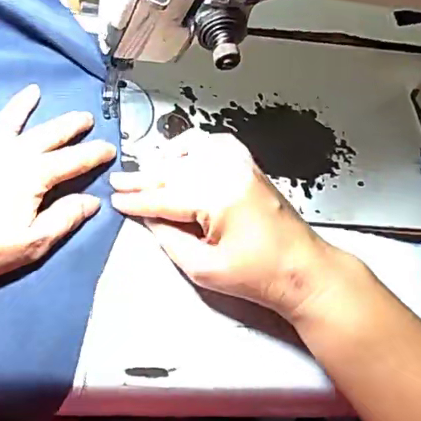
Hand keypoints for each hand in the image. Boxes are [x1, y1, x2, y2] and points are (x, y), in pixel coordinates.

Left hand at [0, 85, 114, 287]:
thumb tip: (91, 201)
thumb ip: (64, 218)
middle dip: (70, 125)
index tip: (109, 148)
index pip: (74, 160)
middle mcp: (12, 153)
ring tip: (33, 91)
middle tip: (84, 117)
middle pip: (48, 133)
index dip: (95, 153)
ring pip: (8, 120)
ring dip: (22, 105)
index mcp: (35, 175)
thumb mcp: (32, 242)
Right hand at [109, 130, 349, 320]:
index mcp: (218, 196)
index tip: (116, 201)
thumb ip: (170, 238)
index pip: (164, 195)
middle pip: (173, 169)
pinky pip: (214, 143)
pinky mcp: (250, 165)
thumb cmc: (260, 276)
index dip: (136, 200)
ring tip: (146, 172)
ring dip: (165, 160)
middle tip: (120, 183)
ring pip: (191, 149)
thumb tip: (150, 217)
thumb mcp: (203, 268)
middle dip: (143, 178)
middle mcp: (229, 171)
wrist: (304, 271)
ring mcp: (242, 164)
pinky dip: (193, 147)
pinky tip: (181, 156)